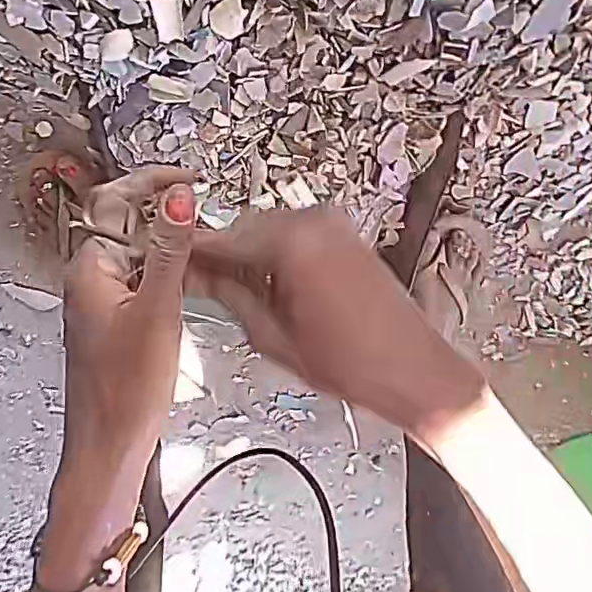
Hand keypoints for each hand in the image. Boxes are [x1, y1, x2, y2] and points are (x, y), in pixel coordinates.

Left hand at [60, 166, 197, 464]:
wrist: (110, 446)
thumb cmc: (124, 391)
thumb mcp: (158, 309)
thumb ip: (169, 249)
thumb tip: (177, 198)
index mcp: (89, 268)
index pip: (115, 201)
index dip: (151, 181)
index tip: (184, 177)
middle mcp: (89, 278)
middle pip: (126, 224)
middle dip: (163, 213)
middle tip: (200, 212)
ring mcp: (101, 299)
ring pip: (136, 252)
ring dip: (167, 243)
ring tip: (201, 246)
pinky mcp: (115, 318)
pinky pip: (139, 278)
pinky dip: (164, 271)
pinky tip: (187, 282)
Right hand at [189, 207, 485, 442]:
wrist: (417, 370)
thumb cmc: (359, 363)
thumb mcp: (275, 337)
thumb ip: (232, 298)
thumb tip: (203, 278)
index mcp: (293, 242)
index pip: (224, 239)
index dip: (194, 252)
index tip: (174, 260)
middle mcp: (314, 222)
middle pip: (245, 229)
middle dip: (223, 255)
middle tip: (199, 281)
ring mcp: (333, 224)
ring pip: (269, 231)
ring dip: (249, 256)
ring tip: (234, 291)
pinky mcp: (344, 234)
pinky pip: (294, 235)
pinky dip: (276, 255)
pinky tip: (267, 284)